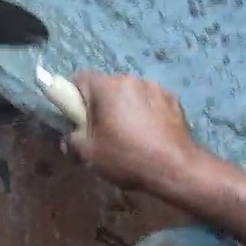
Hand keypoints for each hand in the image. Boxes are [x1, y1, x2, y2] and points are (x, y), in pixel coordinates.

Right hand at [65, 72, 202, 193]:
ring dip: (126, 107)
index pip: (80, 78)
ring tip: (130, 134)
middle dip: (102, 104)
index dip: (74, 95)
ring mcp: (155, 87)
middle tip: (103, 131)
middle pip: (107, 86)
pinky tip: (150, 134)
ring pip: (131, 93)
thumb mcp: (89, 154)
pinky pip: (151, 100)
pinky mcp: (173, 98)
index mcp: (107, 87)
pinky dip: (146, 111)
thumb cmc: (127, 157)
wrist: (175, 168)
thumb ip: (72, 140)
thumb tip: (69, 137)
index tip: (77, 116)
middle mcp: (131, 79)